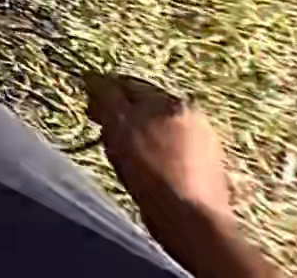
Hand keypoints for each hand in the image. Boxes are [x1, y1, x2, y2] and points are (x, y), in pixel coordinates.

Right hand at [84, 73, 231, 223]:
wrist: (190, 219)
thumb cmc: (148, 164)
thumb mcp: (116, 119)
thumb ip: (104, 92)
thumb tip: (93, 78)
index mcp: (175, 102)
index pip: (127, 84)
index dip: (102, 93)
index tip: (89, 109)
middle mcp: (195, 119)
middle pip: (143, 107)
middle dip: (118, 115)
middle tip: (101, 129)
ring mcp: (205, 146)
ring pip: (154, 129)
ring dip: (133, 134)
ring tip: (121, 152)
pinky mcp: (207, 171)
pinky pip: (168, 150)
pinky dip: (151, 153)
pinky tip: (142, 167)